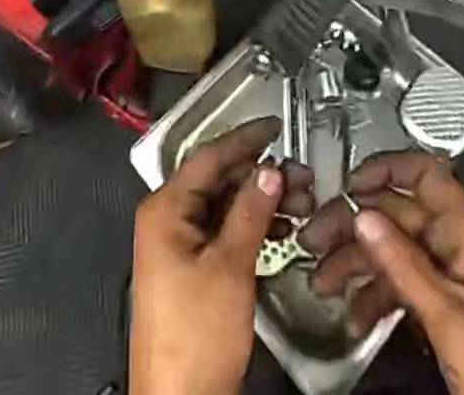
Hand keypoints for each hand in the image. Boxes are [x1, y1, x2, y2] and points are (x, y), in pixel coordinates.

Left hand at [129, 117, 313, 394]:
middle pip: (216, 180)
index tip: (272, 128)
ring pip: (222, 205)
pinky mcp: (192, 266)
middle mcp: (167, 218)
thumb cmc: (195, 336)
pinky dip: (251, 224)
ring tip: (299, 199)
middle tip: (298, 173)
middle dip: (259, 174)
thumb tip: (268, 172)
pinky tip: (281, 225)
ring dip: (260, 200)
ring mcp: (178, 243)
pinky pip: (223, 229)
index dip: (244, 140)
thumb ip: (250, 213)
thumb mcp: (229, 267)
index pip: (208, 158)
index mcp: (165, 209)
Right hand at [299, 151, 463, 394]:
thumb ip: (406, 267)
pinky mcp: (450, 308)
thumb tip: (361, 212)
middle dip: (352, 225)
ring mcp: (453, 278)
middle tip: (312, 243)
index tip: (349, 186)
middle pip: (397, 214)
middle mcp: (459, 246)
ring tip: (321, 285)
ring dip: (354, 263)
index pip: (427, 176)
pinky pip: (403, 285)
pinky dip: (375, 296)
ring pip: (393, 250)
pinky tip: (354, 317)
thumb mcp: (455, 324)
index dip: (387, 170)